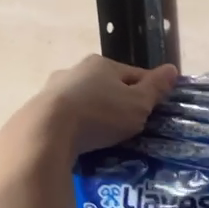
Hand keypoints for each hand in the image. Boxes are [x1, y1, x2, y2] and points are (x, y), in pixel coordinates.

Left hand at [0, 55, 176, 166]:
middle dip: (115, 103)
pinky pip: (63, 119)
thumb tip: (172, 69)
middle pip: (104, 86)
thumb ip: (155, 88)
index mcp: (102, 64)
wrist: (46, 133)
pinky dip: (73, 128)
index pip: (133, 74)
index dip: (146, 90)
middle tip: (126, 126)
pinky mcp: (36, 111)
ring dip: (91, 115)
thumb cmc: (100, 115)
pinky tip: (77, 143)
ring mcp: (51, 90)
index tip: (153, 109)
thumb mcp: (137, 104)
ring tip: (100, 138)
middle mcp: (74, 71)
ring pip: (81, 101)